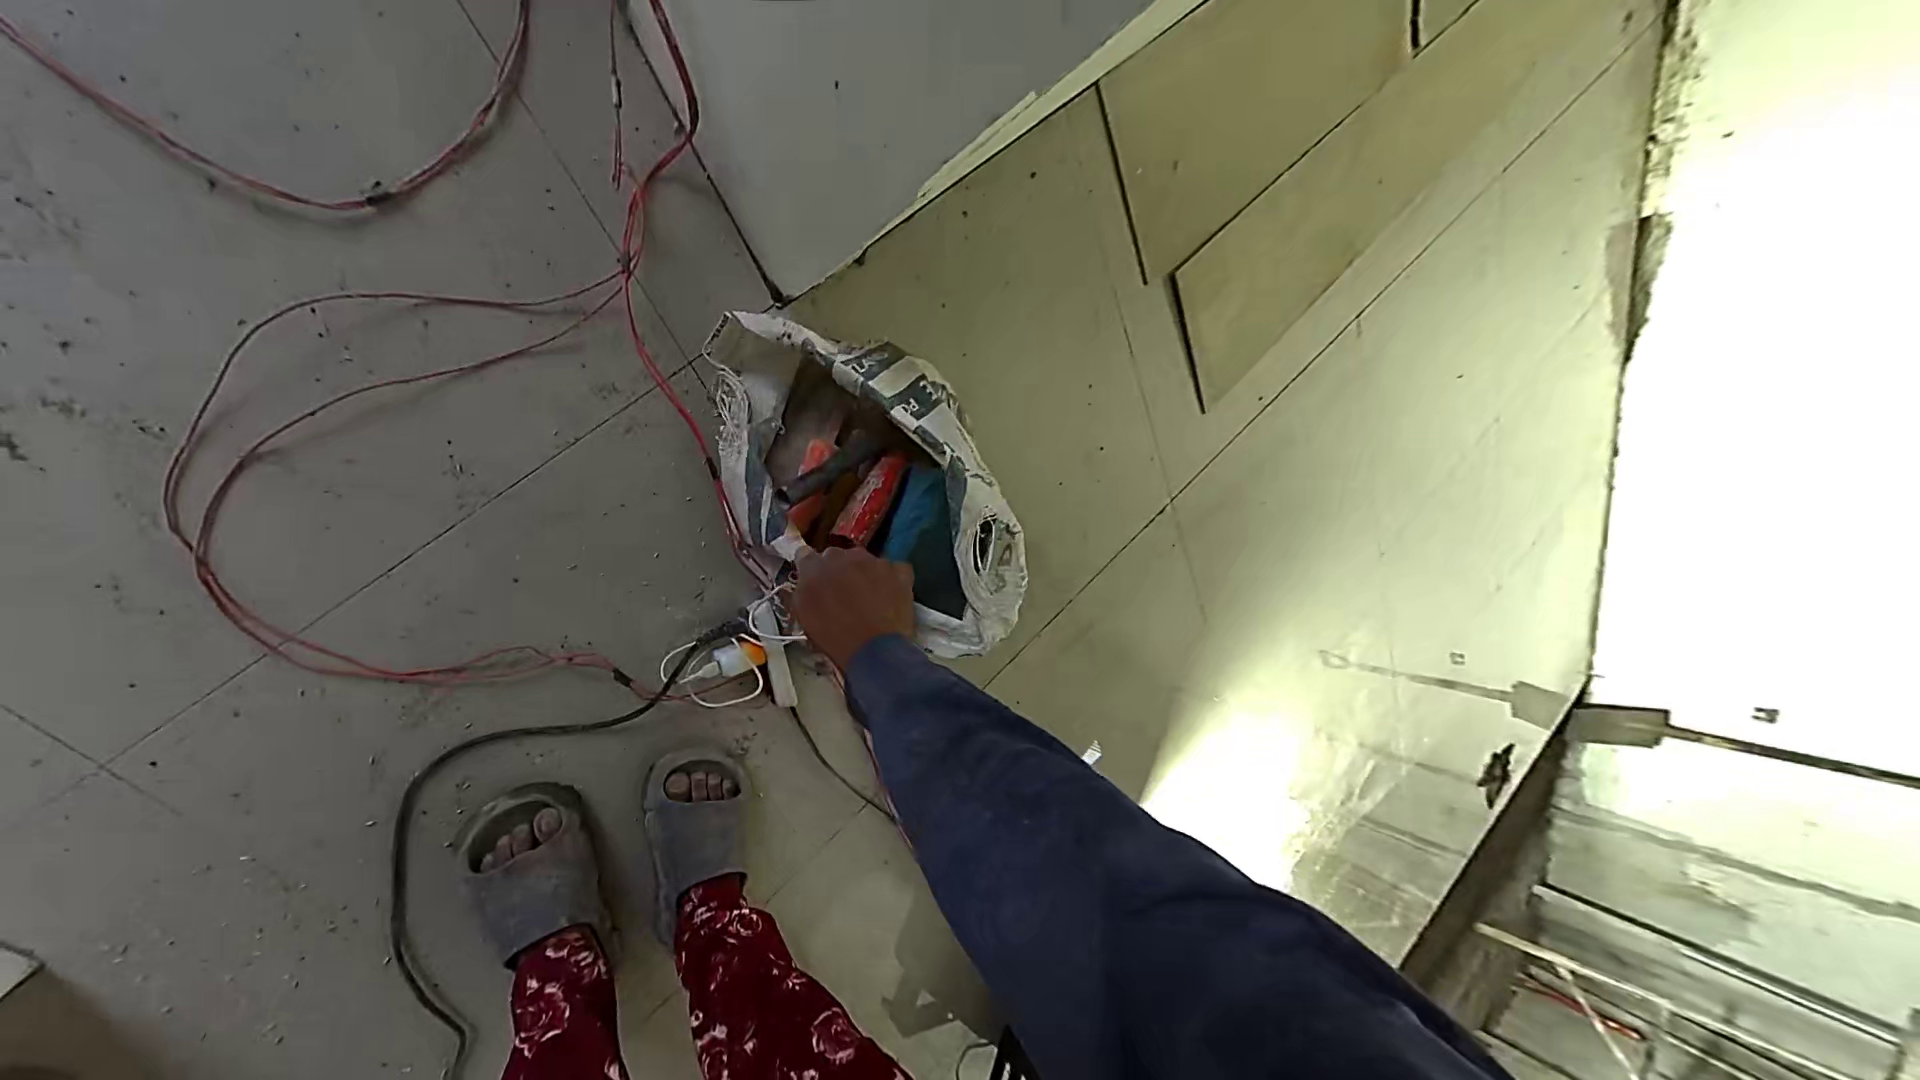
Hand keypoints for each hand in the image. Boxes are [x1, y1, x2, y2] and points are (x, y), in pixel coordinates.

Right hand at [790, 547, 915, 668]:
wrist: (875, 650)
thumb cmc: (835, 638)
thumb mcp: (804, 616)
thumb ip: (801, 591)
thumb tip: (805, 582)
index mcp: (815, 567)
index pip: (806, 555)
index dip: (811, 569)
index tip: (816, 579)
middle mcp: (844, 556)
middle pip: (838, 557)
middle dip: (839, 571)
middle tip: (843, 595)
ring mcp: (874, 561)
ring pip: (866, 561)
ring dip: (865, 574)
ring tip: (869, 600)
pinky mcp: (898, 570)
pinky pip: (893, 569)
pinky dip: (891, 580)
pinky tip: (889, 597)